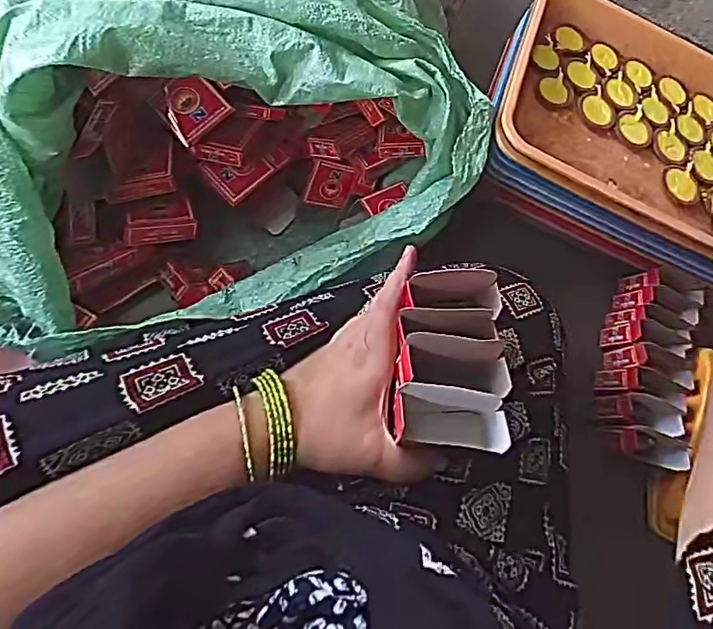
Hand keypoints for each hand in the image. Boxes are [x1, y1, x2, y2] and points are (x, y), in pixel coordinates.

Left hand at [283, 246, 442, 483]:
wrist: (274, 424)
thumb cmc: (319, 429)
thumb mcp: (372, 453)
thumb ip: (411, 461)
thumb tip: (439, 460)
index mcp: (372, 350)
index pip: (390, 300)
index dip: (402, 274)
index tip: (412, 251)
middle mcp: (357, 337)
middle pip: (383, 300)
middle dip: (404, 285)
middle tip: (425, 279)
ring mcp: (342, 342)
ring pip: (371, 312)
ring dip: (389, 302)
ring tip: (411, 305)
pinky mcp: (331, 351)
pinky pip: (361, 325)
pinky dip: (376, 320)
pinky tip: (383, 339)